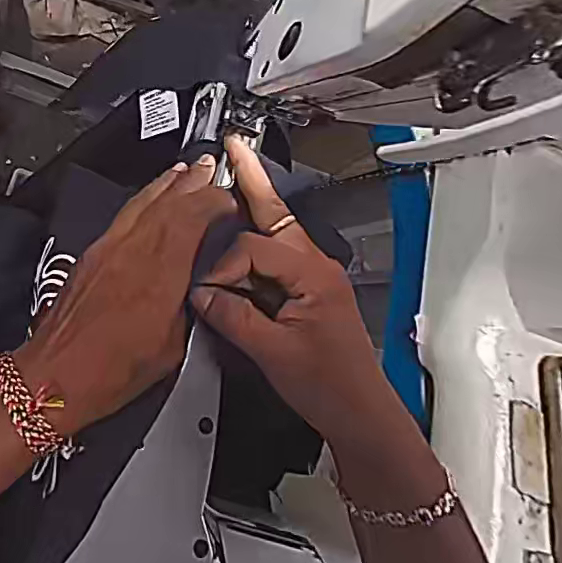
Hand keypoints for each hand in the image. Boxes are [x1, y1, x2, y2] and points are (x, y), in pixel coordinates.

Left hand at [17, 156, 235, 433]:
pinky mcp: (91, 255)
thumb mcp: (173, 347)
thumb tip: (197, 289)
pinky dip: (143, 201)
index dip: (214, 202)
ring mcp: (108, 249)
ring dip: (167, 184)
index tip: (228, 200)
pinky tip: (149, 200)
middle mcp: (132, 252)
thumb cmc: (109, 370)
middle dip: (194, 182)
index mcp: (159, 274)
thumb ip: (189, 308)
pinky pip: (124, 215)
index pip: (191, 217)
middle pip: (168, 201)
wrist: (56, 376)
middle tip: (211, 168)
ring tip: (184, 172)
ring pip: (143, 202)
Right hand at [190, 137, 421, 457]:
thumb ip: (231, 317)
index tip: (207, 293)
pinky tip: (236, 243)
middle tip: (231, 150)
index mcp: (312, 274)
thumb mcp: (271, 351)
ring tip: (233, 177)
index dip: (223, 267)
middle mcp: (315, 267)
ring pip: (275, 233)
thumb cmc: (331, 386)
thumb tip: (202, 294)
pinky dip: (252, 250)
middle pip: (275, 214)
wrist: (360, 412)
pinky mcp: (307, 293)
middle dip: (251, 179)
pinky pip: (275, 261)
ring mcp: (313, 278)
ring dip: (251, 208)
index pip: (253, 247)